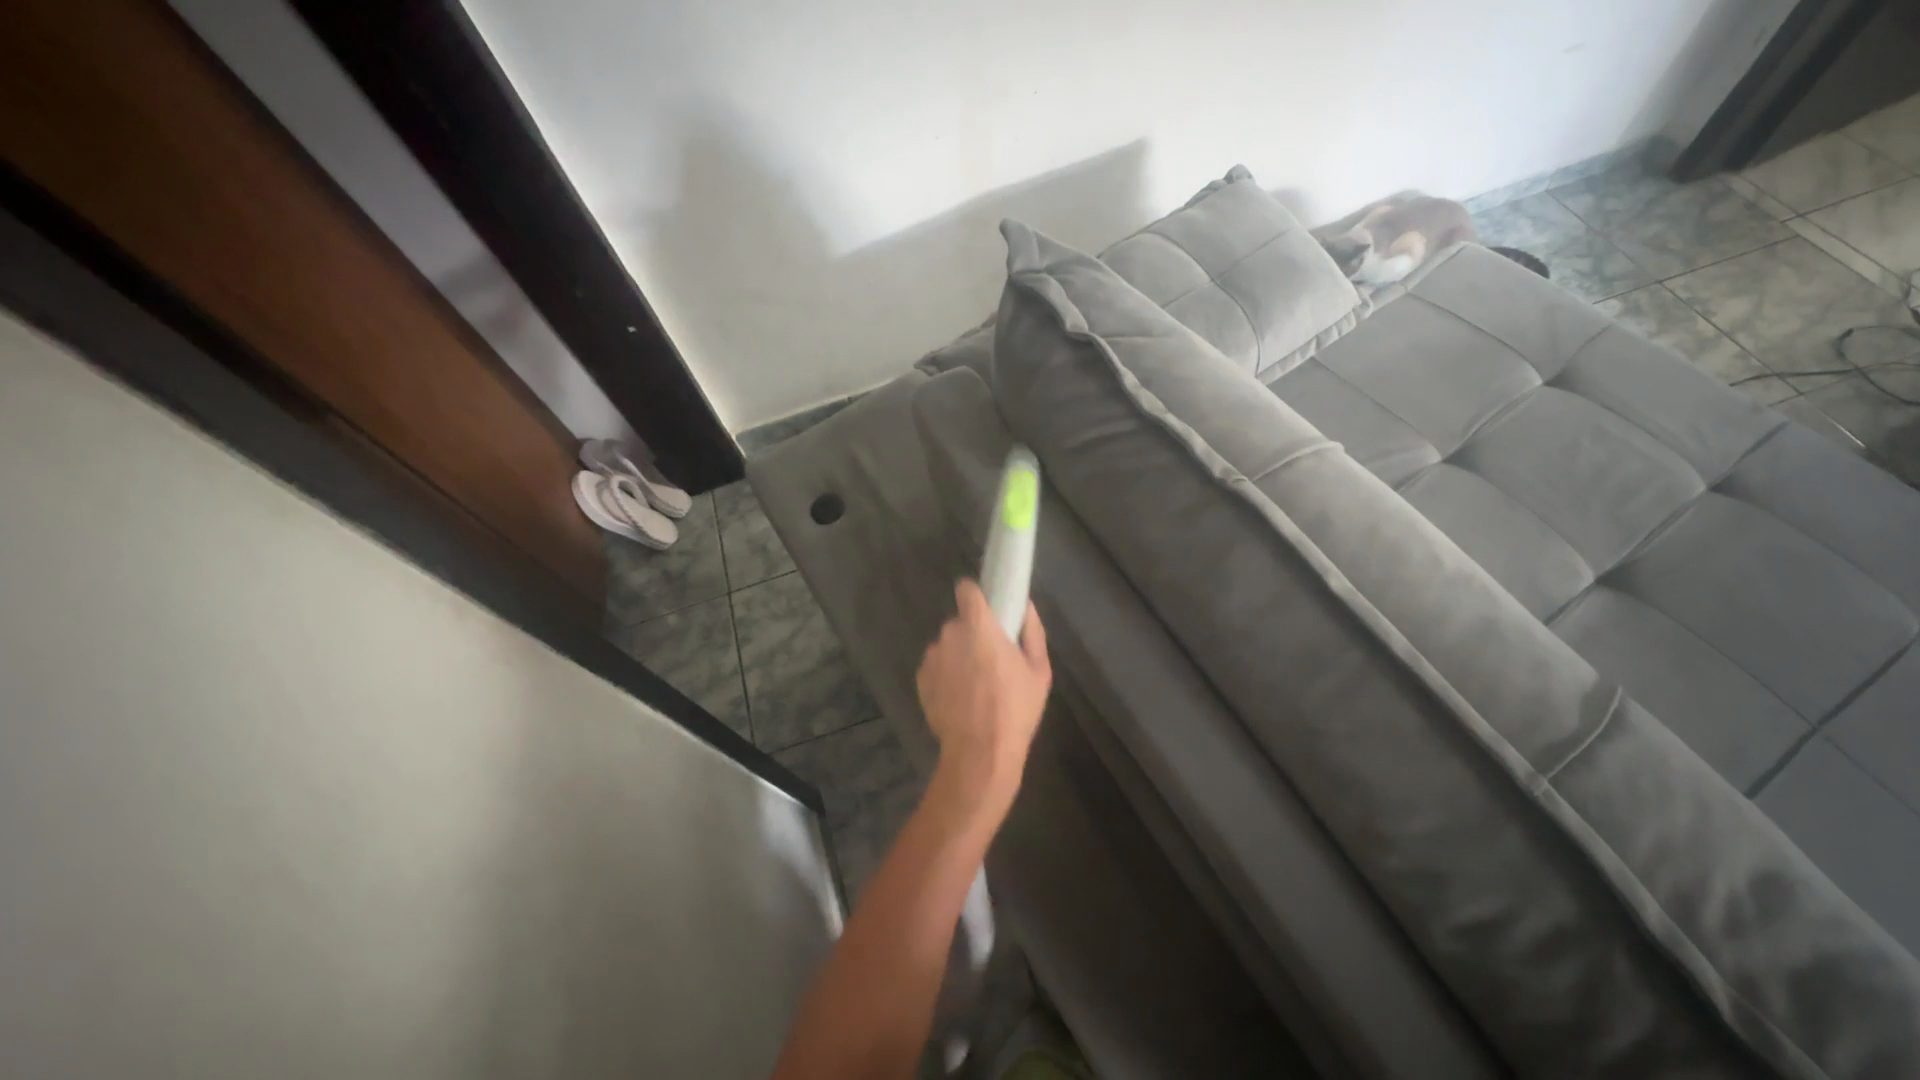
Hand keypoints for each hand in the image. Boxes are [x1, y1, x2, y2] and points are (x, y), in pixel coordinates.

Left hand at [915, 580, 1050, 806]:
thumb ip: (1032, 632)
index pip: (966, 590)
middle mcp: (949, 635)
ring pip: (947, 647)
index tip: (987, 609)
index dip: (976, 595)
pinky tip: (961, 700)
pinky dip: (946, 677)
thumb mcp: (1039, 670)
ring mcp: (932, 658)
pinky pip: (936, 668)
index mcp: (979, 626)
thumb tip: (1026, 606)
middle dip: (973, 635)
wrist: (980, 752)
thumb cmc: (1015, 709)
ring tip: (976, 687)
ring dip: (958, 657)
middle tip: (991, 661)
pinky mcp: (921, 680)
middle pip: (959, 623)